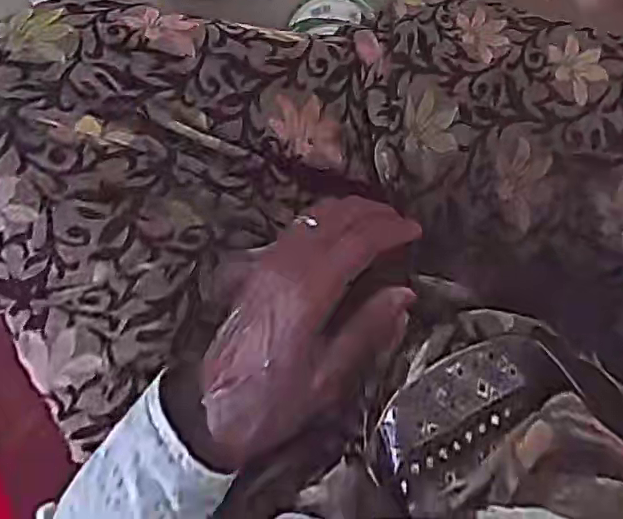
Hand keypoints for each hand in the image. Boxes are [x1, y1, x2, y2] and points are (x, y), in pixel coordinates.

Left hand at [173, 197, 419, 470]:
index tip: (415, 230)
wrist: (207, 413)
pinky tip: (343, 230)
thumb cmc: (271, 402)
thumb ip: (367, 330)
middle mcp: (287, 265)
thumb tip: (404, 294)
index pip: (359, 240)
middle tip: (402, 223)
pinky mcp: (259, 264)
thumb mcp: (327, 379)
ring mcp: (270, 260)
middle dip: (376, 212)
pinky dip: (331, 216)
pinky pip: (302, 223)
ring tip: (379, 221)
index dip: (391, 229)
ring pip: (319, 213)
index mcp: (308, 291)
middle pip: (339, 216)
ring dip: (353, 209)